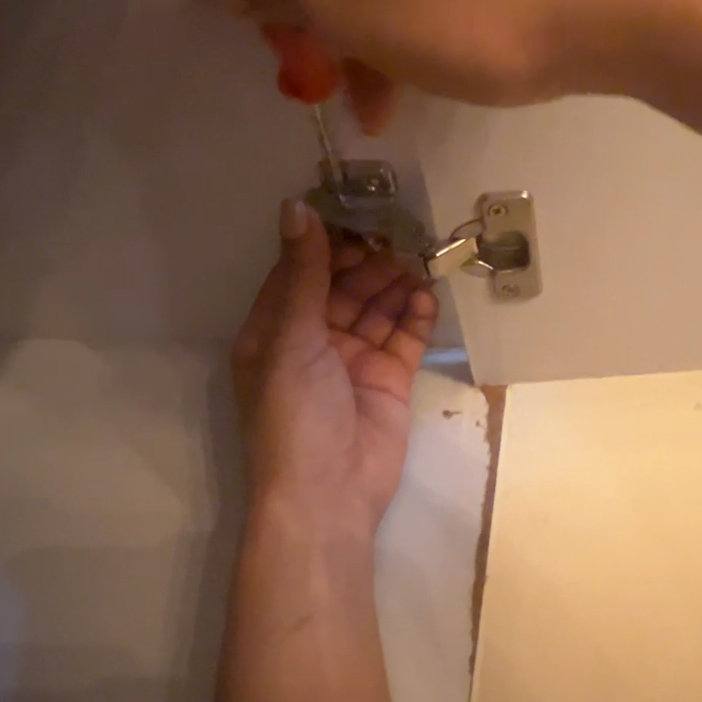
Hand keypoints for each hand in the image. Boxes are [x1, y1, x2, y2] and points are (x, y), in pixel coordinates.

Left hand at [231, 198, 438, 542]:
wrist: (329, 495)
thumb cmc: (294, 415)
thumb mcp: (292, 340)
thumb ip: (303, 274)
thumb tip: (296, 207)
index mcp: (275, 331)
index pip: (300, 273)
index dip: (326, 243)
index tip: (357, 214)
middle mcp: (313, 341)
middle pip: (344, 287)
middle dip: (369, 262)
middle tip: (398, 237)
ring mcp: (354, 361)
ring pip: (378, 308)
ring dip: (395, 284)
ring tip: (418, 260)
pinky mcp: (390, 379)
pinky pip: (405, 337)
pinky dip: (416, 316)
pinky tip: (426, 296)